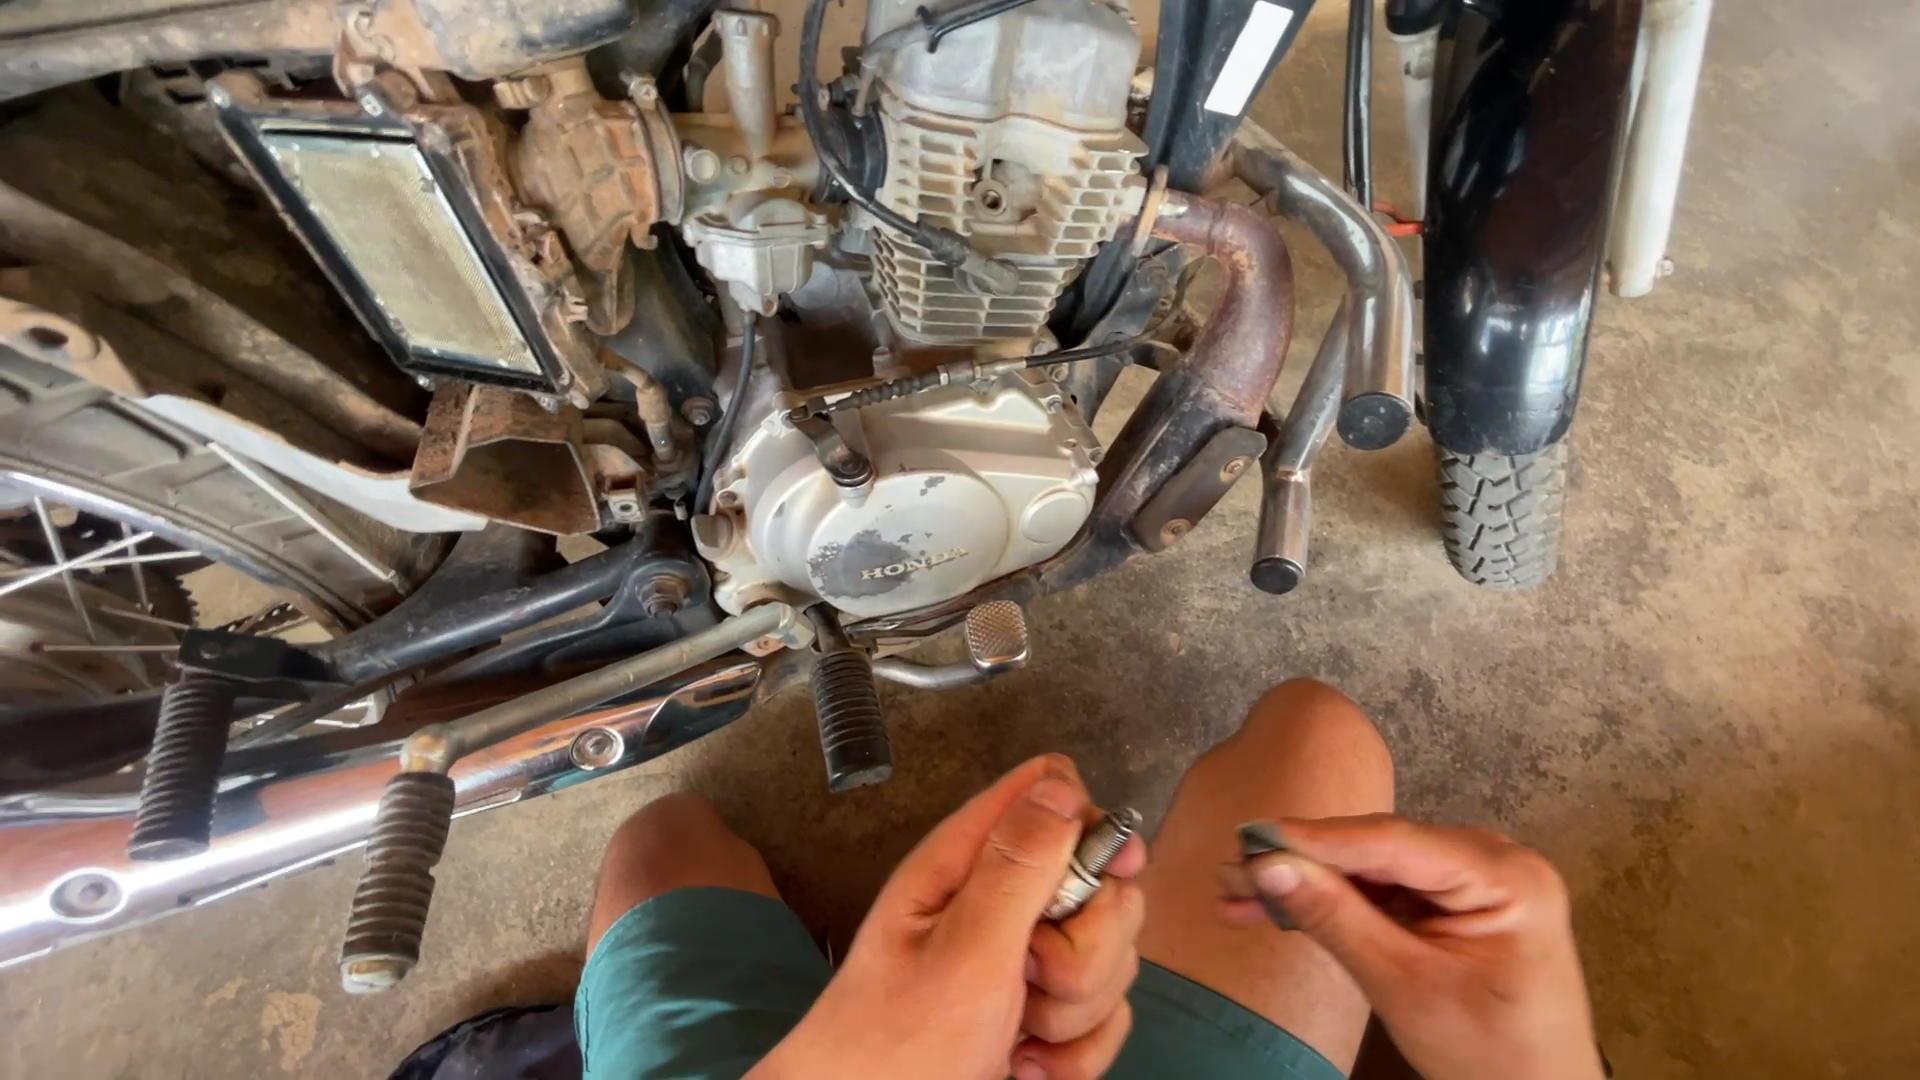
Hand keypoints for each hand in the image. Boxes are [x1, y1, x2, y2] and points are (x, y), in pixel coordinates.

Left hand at [750, 754, 1146, 1079]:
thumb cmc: (902, 1044)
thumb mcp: (964, 949)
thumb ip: (1017, 866)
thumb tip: (1062, 786)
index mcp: (970, 855)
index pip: (1051, 789)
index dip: (1088, 824)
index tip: (1101, 879)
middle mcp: (1001, 892)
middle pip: (1097, 878)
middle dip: (1085, 944)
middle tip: (1031, 978)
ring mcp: (1024, 951)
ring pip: (1107, 950)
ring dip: (1077, 1008)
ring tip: (1018, 1034)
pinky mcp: (1043, 1006)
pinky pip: (1102, 1010)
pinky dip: (1077, 1051)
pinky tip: (1030, 1066)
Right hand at [1220, 814, 1603, 1079]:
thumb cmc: (1490, 1058)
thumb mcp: (1406, 988)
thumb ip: (1335, 918)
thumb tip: (1265, 863)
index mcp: (1504, 876)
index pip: (1392, 841)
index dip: (1315, 837)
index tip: (1252, 837)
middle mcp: (1485, 857)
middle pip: (1369, 850)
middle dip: (1298, 864)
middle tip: (1231, 872)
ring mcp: (1461, 874)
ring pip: (1360, 866)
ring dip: (1301, 883)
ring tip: (1235, 894)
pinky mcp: (1438, 894)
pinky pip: (1370, 887)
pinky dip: (1324, 900)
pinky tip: (1268, 908)